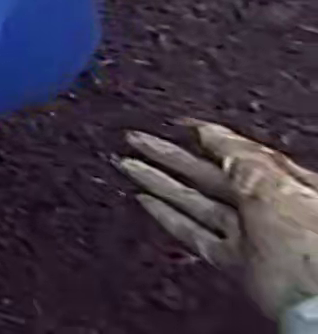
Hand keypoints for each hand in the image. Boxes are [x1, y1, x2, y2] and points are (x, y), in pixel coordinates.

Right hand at [119, 120, 317, 320]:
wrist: (317, 299)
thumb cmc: (311, 239)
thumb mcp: (270, 181)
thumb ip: (238, 154)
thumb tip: (206, 129)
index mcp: (296, 193)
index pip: (248, 158)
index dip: (211, 139)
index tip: (176, 123)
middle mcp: (277, 216)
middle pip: (216, 180)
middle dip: (172, 157)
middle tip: (133, 137)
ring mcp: (258, 242)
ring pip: (199, 205)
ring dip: (160, 182)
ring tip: (124, 162)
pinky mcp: (238, 264)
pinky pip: (196, 235)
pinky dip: (167, 216)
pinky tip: (142, 200)